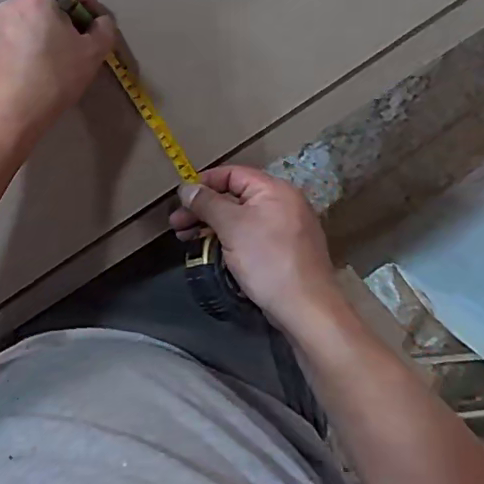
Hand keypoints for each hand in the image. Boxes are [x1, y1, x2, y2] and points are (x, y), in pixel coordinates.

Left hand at [0, 0, 119, 140]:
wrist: (7, 115)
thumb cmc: (53, 80)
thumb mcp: (92, 54)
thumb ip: (104, 30)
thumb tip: (99, 22)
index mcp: (39, 0)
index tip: (94, 25)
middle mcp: (15, 3)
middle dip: (70, 16)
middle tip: (80, 45)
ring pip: (35, 15)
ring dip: (52, 29)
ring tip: (60, 60)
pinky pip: (21, 30)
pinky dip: (34, 40)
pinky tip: (39, 67)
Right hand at [169, 166, 340, 323]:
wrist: (306, 309)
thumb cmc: (267, 260)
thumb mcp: (231, 226)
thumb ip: (206, 203)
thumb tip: (186, 188)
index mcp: (274, 190)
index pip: (231, 174)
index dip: (203, 183)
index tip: (180, 199)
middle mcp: (282, 203)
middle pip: (233, 196)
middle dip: (202, 208)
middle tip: (176, 223)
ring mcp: (284, 228)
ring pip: (239, 218)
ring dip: (210, 225)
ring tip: (185, 238)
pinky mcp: (283, 250)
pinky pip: (249, 234)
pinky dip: (227, 238)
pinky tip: (209, 249)